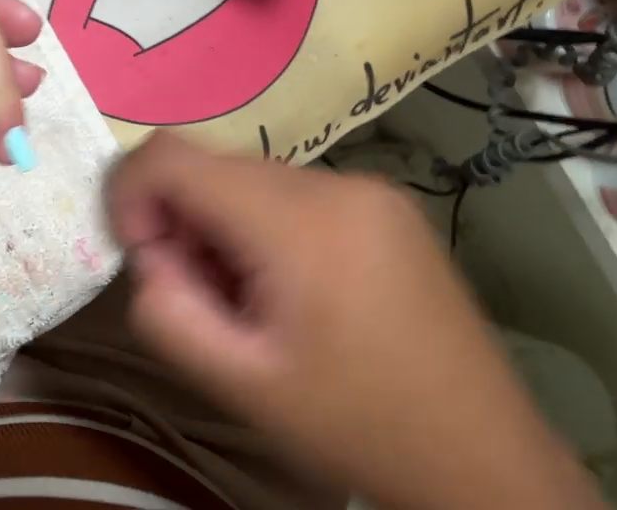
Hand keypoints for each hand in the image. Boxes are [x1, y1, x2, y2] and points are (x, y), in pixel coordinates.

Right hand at [105, 135, 606, 509]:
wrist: (486, 460)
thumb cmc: (354, 423)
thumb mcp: (236, 382)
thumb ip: (164, 308)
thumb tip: (150, 252)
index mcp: (296, 220)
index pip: (169, 156)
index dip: (130, 194)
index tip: (145, 257)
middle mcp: (333, 181)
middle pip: (209, 165)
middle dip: (180, 220)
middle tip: (202, 294)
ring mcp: (368, 187)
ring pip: (246, 177)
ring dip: (221, 224)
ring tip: (251, 299)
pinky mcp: (385, 203)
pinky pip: (289, 191)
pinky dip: (261, 224)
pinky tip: (291, 288)